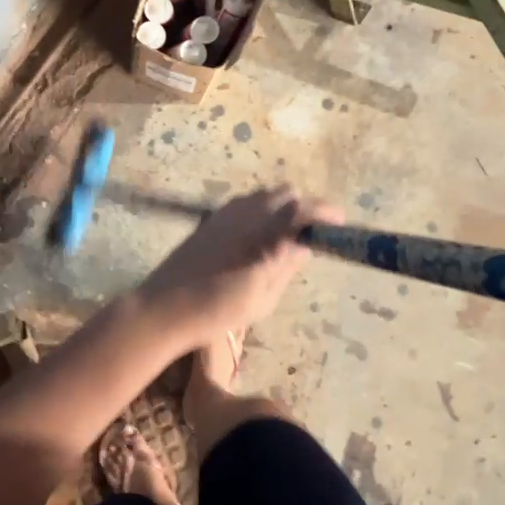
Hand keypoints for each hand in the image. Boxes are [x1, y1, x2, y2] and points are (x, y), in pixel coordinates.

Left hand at [136, 187, 340, 339]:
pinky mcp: (209, 219)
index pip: (304, 210)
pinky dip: (257, 210)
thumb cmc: (218, 312)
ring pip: (261, 195)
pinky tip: (256, 235)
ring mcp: (224, 214)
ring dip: (278, 206)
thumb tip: (303, 245)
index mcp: (266, 236)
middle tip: (310, 231)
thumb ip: (285, 267)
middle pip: (284, 193)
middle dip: (302, 206)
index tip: (338, 221)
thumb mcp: (263, 298)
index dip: (325, 212)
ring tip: (284, 233)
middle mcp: (247, 216)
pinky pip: (242, 203)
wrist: (165, 306)